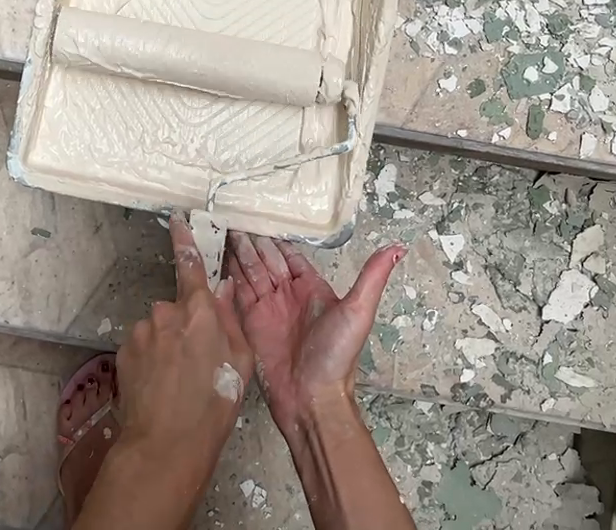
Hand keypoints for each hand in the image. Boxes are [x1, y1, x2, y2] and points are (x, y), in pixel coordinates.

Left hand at [114, 214, 255, 460]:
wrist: (166, 444)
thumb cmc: (213, 407)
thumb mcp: (240, 363)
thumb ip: (231, 320)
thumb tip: (224, 289)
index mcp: (199, 311)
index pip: (191, 265)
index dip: (185, 240)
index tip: (177, 219)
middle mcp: (166, 312)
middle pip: (176, 308)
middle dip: (184, 325)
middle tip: (195, 360)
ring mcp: (142, 330)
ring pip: (157, 328)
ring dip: (165, 344)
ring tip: (175, 380)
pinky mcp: (124, 350)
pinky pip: (141, 345)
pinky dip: (149, 359)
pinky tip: (158, 385)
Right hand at [226, 232, 403, 434]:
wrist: (312, 399)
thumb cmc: (337, 357)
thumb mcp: (358, 311)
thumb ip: (372, 277)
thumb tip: (397, 247)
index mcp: (311, 288)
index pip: (290, 255)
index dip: (276, 238)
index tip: (262, 215)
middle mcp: (287, 295)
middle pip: (266, 260)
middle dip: (253, 241)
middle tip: (235, 217)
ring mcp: (267, 308)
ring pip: (250, 272)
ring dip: (239, 253)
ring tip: (223, 230)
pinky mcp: (250, 322)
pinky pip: (237, 292)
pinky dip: (228, 275)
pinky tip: (218, 257)